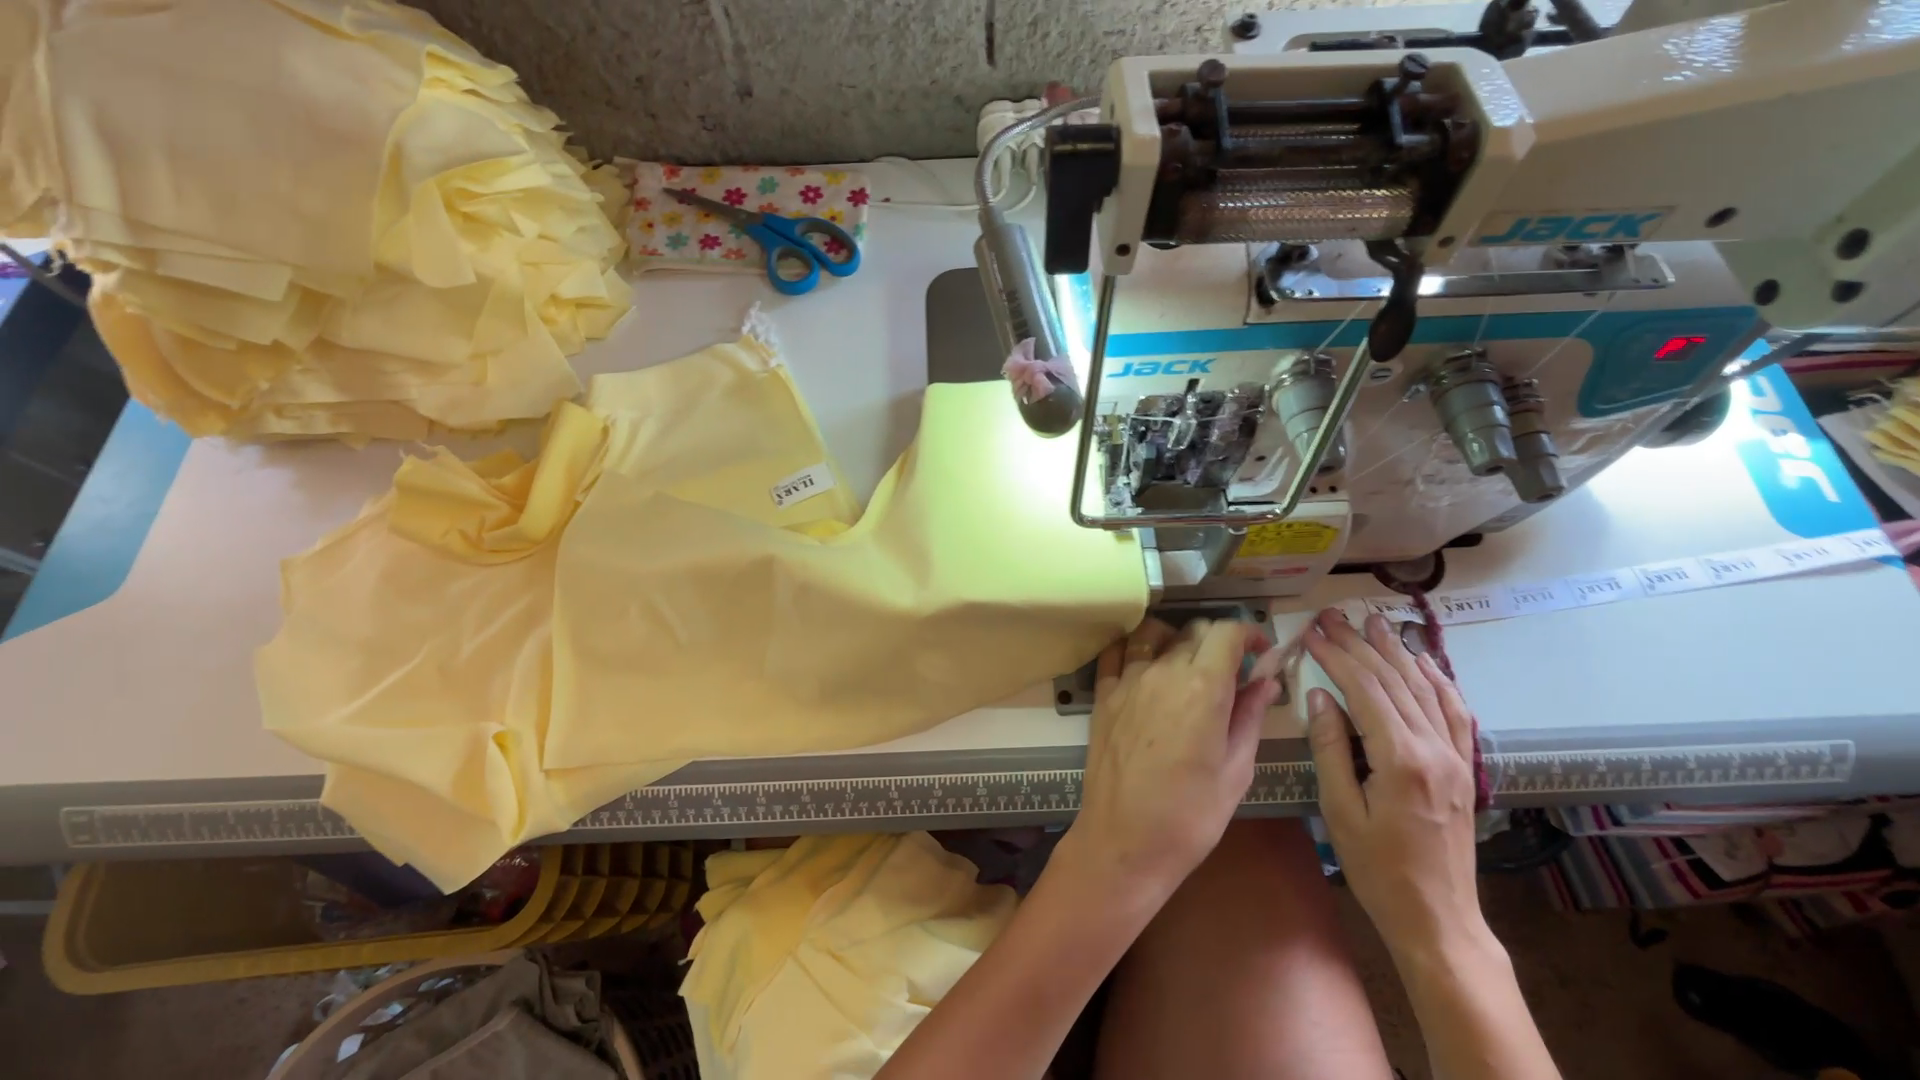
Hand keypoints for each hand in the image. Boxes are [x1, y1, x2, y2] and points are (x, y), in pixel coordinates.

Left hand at [1068, 618, 1280, 893]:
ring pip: (1153, 634)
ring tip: (1188, 665)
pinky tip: (1146, 664)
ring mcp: (1127, 681)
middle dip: (1218, 641)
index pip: (1227, 633)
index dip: (1249, 634)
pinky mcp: (1103, 695)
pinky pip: (1117, 652)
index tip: (1260, 651)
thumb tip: (1267, 680)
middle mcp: (1162, 672)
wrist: (1124, 842)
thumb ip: (1251, 716)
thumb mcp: (1237, 770)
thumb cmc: (1190, 816)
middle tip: (1231, 670)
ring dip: (1177, 639)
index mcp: (1203, 688)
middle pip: (1193, 631)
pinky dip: (1135, 647)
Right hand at [1303, 608, 1483, 958]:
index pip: (1366, 691)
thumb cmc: (1377, 870)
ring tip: (1374, 624)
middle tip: (1333, 617)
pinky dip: (1439, 682)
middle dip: (1361, 646)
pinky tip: (1423, 663)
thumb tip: (1321, 697)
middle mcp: (1435, 749)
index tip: (1311, 633)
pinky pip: (1456, 713)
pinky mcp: (1465, 769)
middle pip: (1395, 682)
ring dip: (1398, 654)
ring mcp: (1456, 757)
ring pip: (1426, 690)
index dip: (1337, 657)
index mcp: (1402, 759)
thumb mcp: (1340, 812)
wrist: (1437, 918)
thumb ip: (1331, 750)